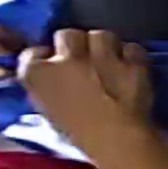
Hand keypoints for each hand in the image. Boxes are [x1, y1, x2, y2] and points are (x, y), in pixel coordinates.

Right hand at [19, 30, 154, 155]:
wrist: (114, 134)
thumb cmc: (75, 127)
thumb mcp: (43, 102)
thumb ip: (44, 80)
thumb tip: (52, 69)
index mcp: (37, 72)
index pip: (34, 51)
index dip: (48, 55)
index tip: (56, 61)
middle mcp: (68, 60)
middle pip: (70, 34)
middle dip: (76, 42)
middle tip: (85, 54)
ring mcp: (103, 59)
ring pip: (102, 35)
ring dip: (105, 43)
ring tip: (109, 56)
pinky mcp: (133, 63)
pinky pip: (133, 47)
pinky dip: (132, 54)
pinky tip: (131, 64)